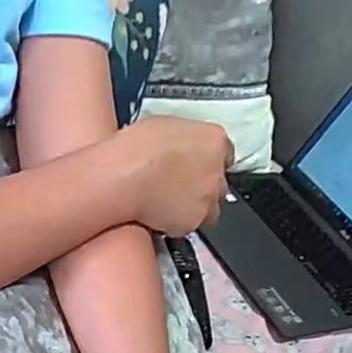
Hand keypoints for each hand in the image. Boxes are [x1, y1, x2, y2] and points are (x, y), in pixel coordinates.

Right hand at [116, 115, 233, 234]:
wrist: (125, 178)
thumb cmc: (136, 149)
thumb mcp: (165, 125)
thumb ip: (183, 139)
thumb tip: (179, 146)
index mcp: (214, 140)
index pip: (226, 155)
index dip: (209, 163)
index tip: (199, 168)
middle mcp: (216, 171)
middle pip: (220, 185)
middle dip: (204, 189)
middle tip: (181, 188)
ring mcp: (207, 200)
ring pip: (210, 211)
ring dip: (195, 209)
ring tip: (171, 205)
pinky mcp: (193, 223)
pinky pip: (190, 226)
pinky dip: (179, 224)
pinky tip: (162, 215)